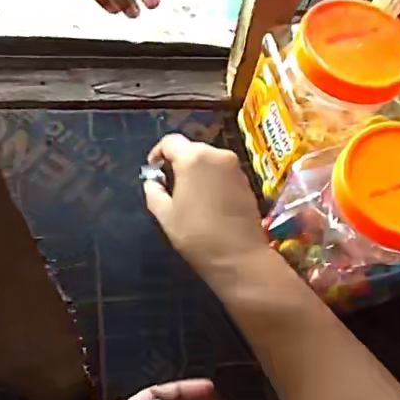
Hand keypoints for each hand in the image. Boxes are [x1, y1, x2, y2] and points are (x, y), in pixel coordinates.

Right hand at [143, 134, 272, 278]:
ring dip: (197, 172)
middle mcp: (217, 155)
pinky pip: (223, 173)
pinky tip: (208, 202)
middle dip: (178, 163)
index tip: (153, 170)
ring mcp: (235, 168)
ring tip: (189, 196)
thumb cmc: (196, 236)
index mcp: (193, 158)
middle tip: (169, 186)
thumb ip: (154, 191)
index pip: (170, 142)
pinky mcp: (247, 181)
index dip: (157, 153)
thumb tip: (153, 181)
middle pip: (191, 149)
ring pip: (209, 161)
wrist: (239, 257)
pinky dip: (212, 181)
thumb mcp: (165, 215)